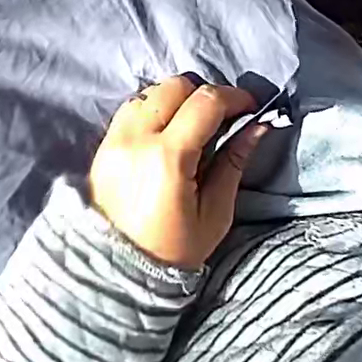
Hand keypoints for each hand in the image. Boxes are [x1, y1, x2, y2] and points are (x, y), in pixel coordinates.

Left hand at [88, 75, 262, 268]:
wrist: (115, 275)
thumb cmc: (172, 252)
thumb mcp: (215, 213)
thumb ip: (234, 162)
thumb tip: (259, 125)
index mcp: (168, 158)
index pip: (206, 102)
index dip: (235, 97)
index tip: (251, 108)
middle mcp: (136, 139)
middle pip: (176, 85)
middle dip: (205, 93)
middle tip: (221, 117)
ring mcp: (114, 140)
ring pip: (151, 91)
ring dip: (177, 99)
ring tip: (192, 125)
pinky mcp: (102, 146)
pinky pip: (131, 109)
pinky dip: (153, 109)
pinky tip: (166, 132)